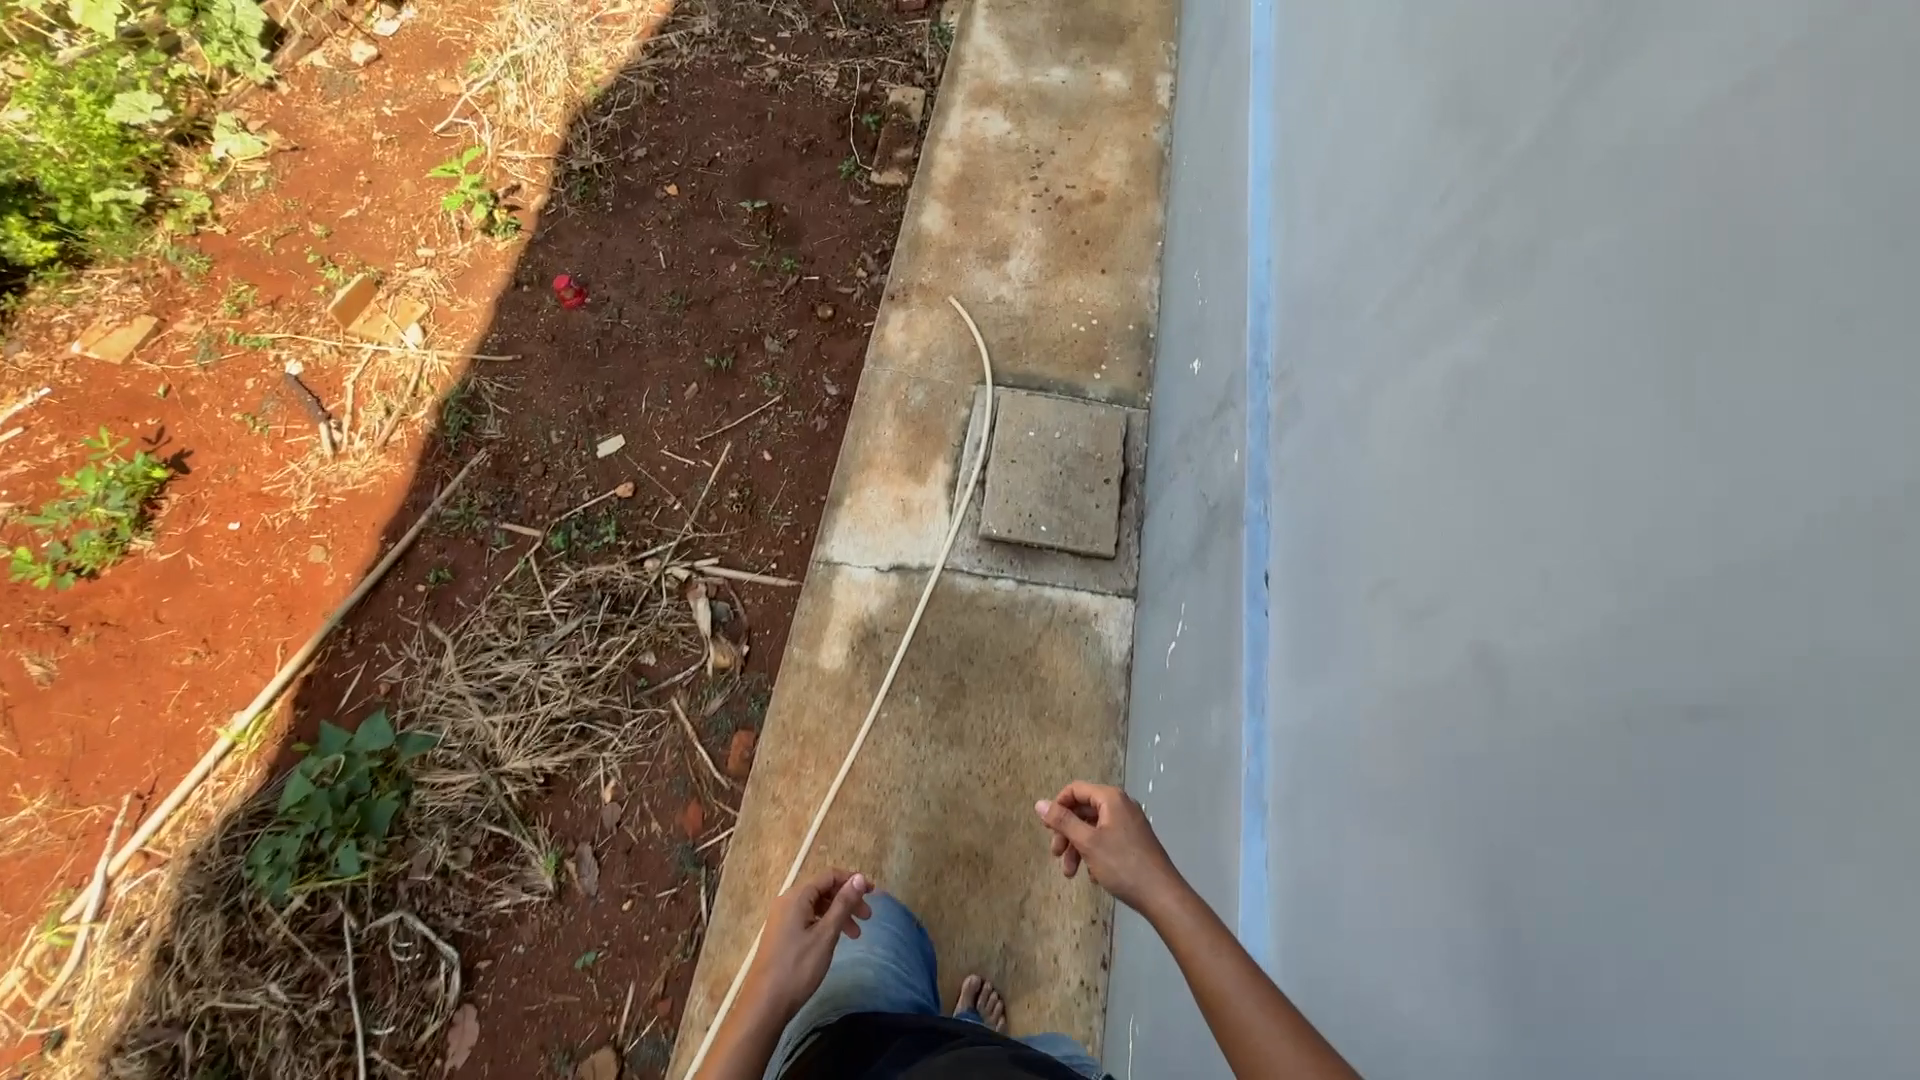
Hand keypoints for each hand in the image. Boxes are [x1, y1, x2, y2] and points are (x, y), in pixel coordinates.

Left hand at [740, 869, 873, 1019]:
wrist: (764, 1005)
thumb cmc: (798, 968)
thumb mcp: (826, 934)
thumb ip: (843, 904)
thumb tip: (859, 878)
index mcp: (797, 897)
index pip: (829, 876)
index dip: (852, 881)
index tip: (873, 894)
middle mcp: (787, 902)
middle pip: (823, 890)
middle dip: (847, 900)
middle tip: (867, 918)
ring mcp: (782, 919)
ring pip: (816, 906)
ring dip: (838, 915)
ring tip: (855, 935)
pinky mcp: (781, 934)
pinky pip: (807, 919)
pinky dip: (825, 924)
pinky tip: (833, 940)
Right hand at [1036, 782, 1184, 915]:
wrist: (1161, 895)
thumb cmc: (1122, 864)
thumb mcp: (1087, 842)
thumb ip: (1062, 821)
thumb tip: (1039, 803)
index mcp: (1111, 799)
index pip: (1075, 790)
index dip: (1058, 807)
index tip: (1047, 829)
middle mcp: (1121, 806)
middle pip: (1083, 811)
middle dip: (1066, 833)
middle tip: (1055, 854)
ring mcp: (1129, 824)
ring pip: (1093, 829)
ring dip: (1077, 849)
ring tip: (1070, 873)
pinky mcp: (1133, 842)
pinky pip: (1106, 841)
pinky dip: (1094, 855)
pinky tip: (1093, 876)